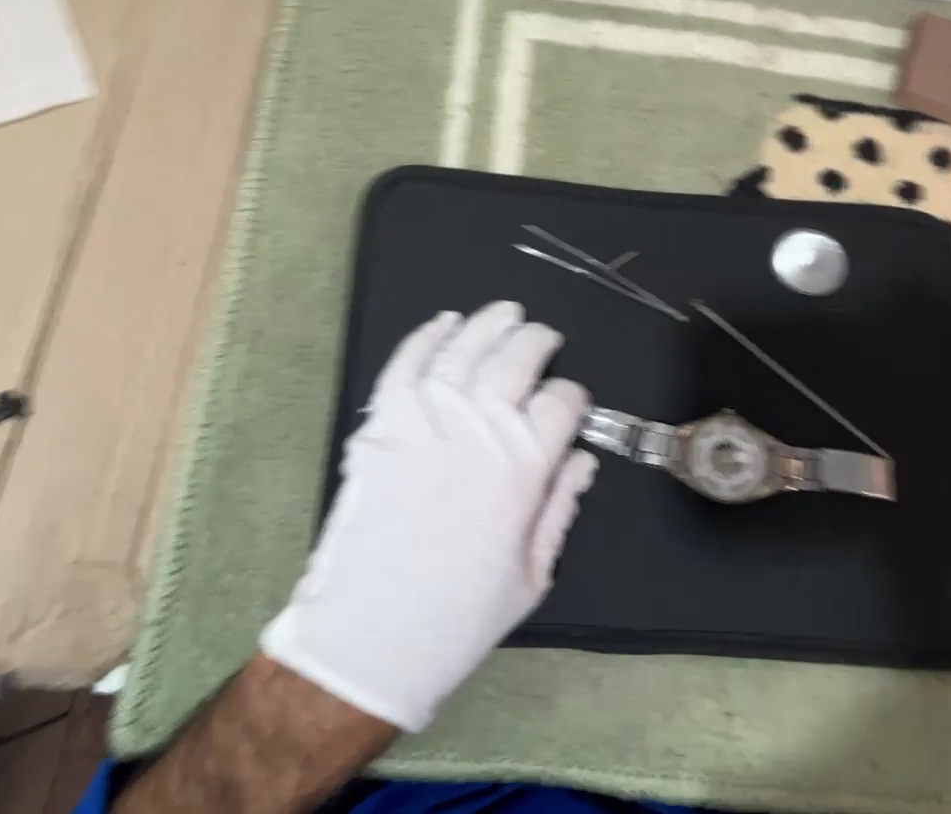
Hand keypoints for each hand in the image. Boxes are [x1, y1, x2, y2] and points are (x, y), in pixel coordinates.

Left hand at [261, 301, 597, 731]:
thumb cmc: (457, 618)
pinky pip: (406, 365)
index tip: (569, 401)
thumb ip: (560, 508)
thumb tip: (582, 459)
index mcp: (524, 472)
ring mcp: (425, 423)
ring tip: (504, 312)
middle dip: (536, 341)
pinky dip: (426, 337)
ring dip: (488, 324)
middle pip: (516, 362)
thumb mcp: (531, 577)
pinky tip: (444, 323)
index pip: (561, 405)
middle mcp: (479, 433)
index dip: (571, 397)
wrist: (368, 638)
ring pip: (464, 351)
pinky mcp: (381, 425)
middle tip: (543, 335)